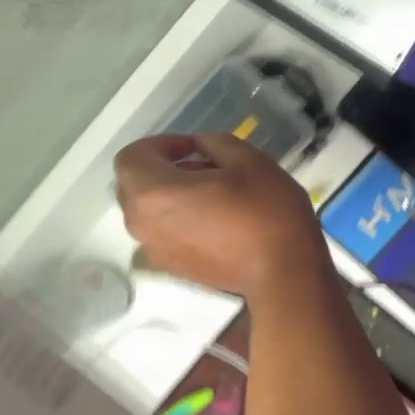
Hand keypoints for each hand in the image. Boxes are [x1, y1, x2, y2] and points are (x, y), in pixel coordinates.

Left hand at [114, 132, 329, 301]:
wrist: (282, 271)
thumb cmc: (268, 211)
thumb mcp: (253, 162)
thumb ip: (219, 143)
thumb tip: (201, 145)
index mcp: (155, 191)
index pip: (133, 155)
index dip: (163, 143)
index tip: (198, 146)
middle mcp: (140, 220)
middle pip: (135, 183)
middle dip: (165, 168)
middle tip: (210, 168)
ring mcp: (152, 246)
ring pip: (149, 209)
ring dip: (174, 194)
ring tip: (218, 196)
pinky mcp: (170, 264)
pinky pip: (163, 231)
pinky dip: (182, 218)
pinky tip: (221, 222)